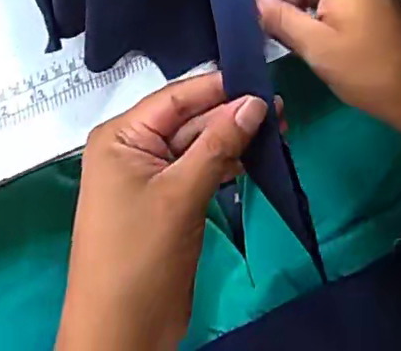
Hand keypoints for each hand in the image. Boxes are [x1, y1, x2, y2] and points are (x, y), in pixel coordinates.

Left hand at [57, 74, 266, 350]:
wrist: (121, 338)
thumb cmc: (140, 257)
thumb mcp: (181, 194)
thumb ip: (219, 142)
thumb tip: (256, 101)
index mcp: (122, 135)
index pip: (176, 97)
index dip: (218, 87)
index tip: (260, 77)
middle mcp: (134, 147)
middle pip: (190, 118)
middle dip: (232, 113)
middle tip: (279, 105)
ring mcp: (152, 174)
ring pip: (200, 143)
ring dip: (236, 137)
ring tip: (279, 125)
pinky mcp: (169, 199)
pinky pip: (201, 167)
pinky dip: (229, 161)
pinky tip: (259, 153)